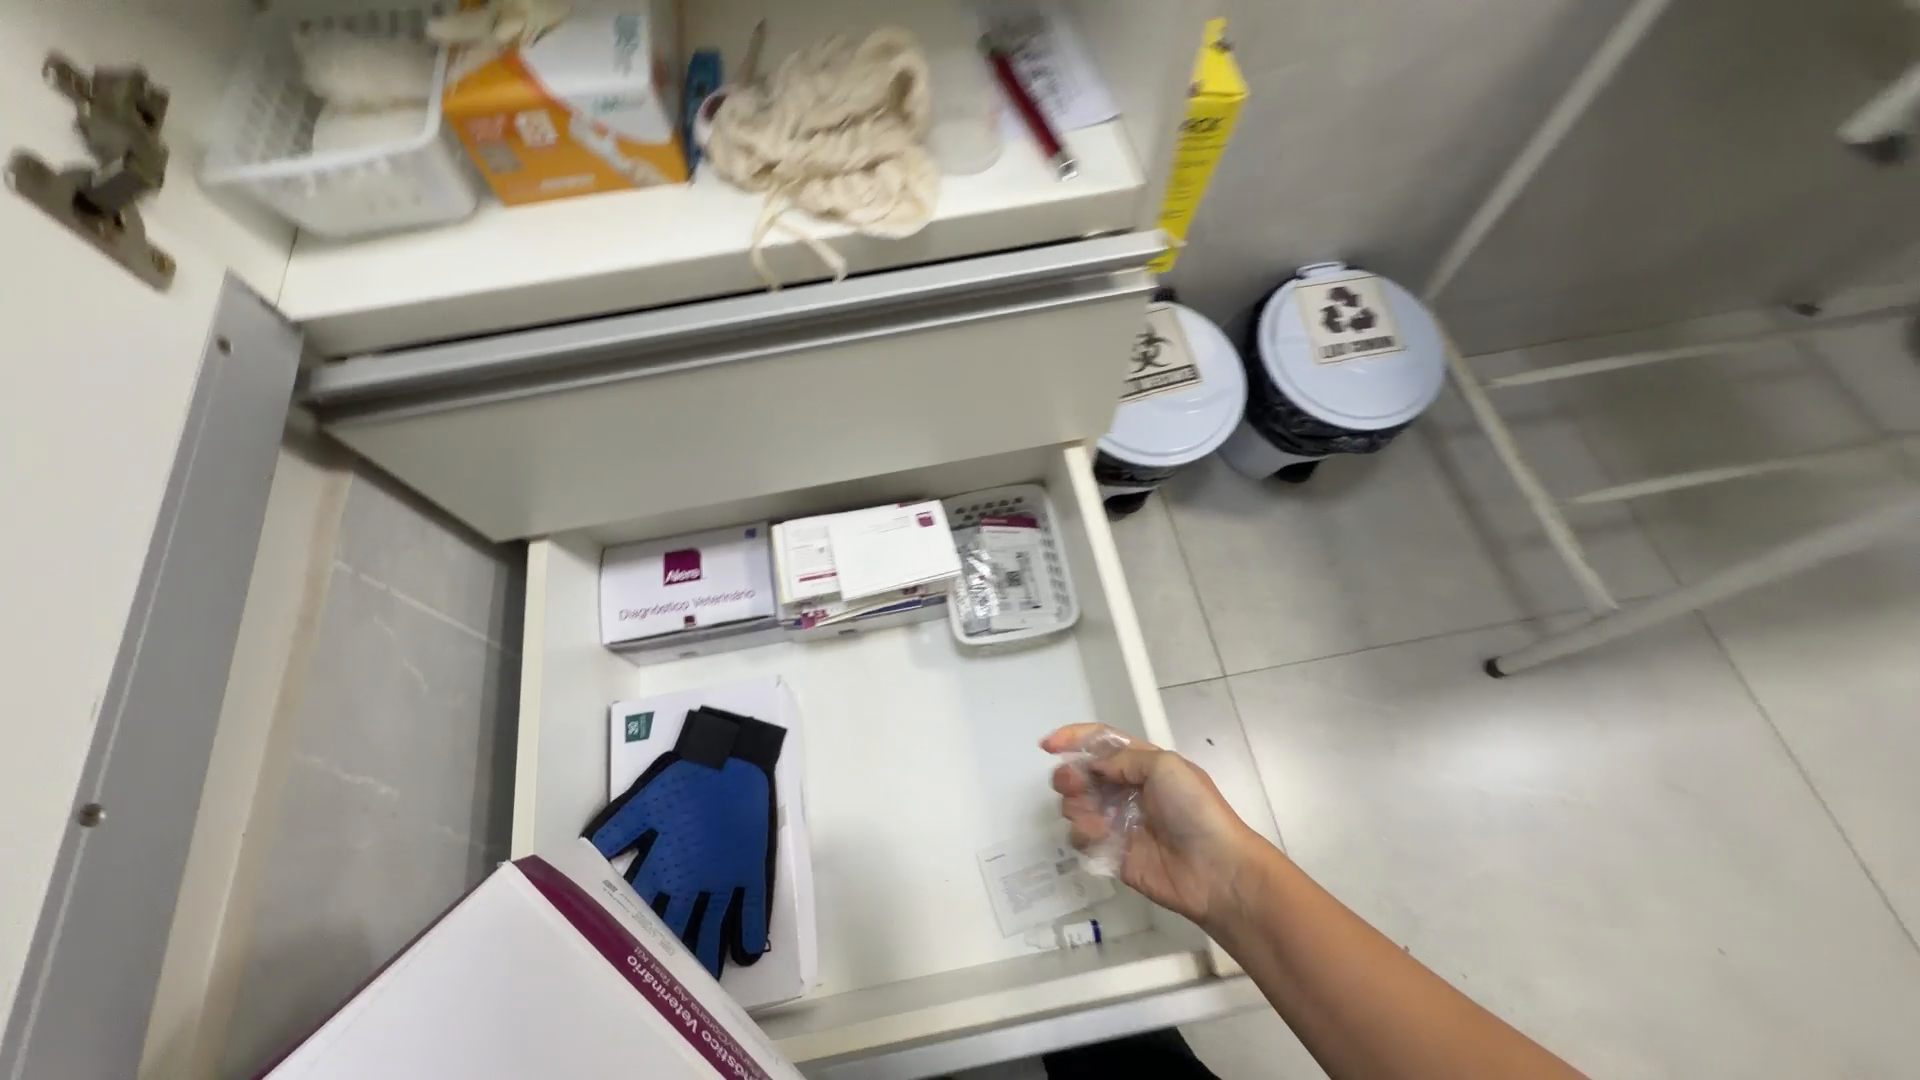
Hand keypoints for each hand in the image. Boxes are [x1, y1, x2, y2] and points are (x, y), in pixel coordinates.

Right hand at [1042, 724, 1265, 927]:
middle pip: (1082, 775)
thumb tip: (1095, 766)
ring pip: (1077, 807)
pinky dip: (1084, 836)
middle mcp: (1127, 790)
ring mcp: (1118, 822)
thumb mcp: (1165, 766)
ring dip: (1077, 808)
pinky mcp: (1113, 854)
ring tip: (1094, 819)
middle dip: (1070, 777)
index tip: (1047, 747)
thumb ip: (1123, 759)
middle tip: (1071, 786)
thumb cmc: (1195, 810)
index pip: (1100, 742)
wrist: (1216, 870)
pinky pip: (1083, 840)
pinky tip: (1100, 839)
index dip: (1072, 738)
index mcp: (1142, 764)